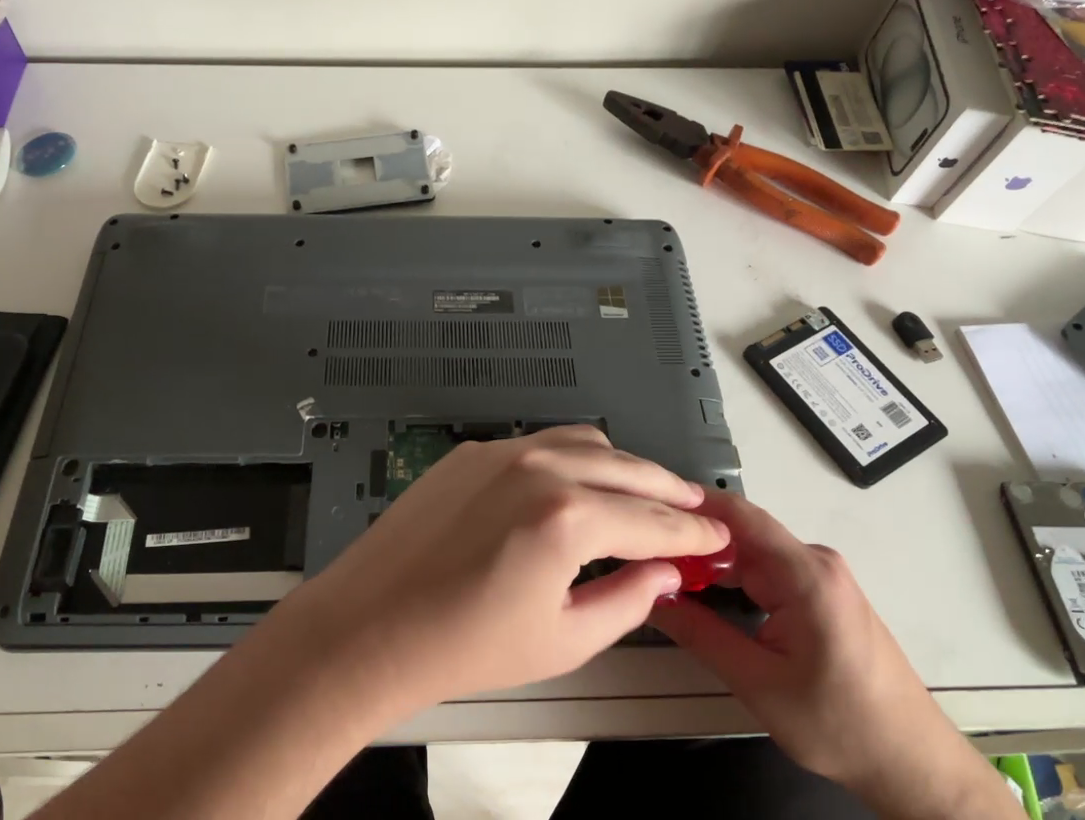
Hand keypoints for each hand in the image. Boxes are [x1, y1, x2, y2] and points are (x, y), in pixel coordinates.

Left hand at [266, 425, 728, 714]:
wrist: (370, 626)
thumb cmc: (459, 643)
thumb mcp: (563, 639)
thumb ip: (628, 601)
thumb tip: (660, 575)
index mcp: (566, 516)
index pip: (653, 520)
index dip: (691, 532)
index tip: (713, 537)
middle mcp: (536, 469)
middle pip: (627, 468)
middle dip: (668, 490)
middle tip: (692, 509)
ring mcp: (497, 453)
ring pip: (584, 442)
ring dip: (622, 465)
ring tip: (643, 492)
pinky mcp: (468, 454)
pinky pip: (537, 442)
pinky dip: (572, 457)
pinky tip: (577, 482)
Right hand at [650, 492, 1022, 819]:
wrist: (912, 763)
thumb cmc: (842, 726)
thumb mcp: (758, 683)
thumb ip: (700, 633)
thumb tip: (653, 596)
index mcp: (805, 574)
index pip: (737, 515)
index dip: (688, 505)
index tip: (642, 510)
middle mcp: (815, 563)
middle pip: (739, 532)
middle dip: (689, 540)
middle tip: (639, 552)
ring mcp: (821, 578)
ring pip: (750, 553)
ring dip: (708, 562)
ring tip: (660, 572)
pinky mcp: (821, 596)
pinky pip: (766, 571)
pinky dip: (731, 577)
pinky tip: (701, 593)